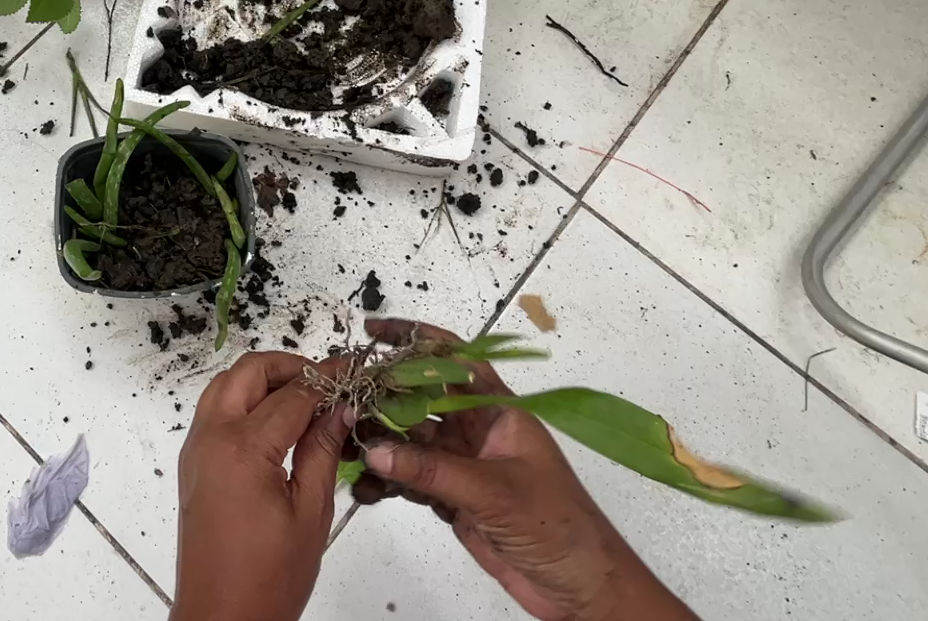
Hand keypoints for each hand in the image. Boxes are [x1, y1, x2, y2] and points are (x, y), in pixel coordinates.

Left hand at [172, 351, 353, 620]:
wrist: (220, 619)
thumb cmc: (269, 577)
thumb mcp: (310, 514)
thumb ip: (323, 451)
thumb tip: (341, 407)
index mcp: (243, 448)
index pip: (293, 394)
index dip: (326, 378)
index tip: (352, 366)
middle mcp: (212, 434)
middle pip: (249, 371)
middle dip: (289, 366)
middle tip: (326, 382)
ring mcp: (196, 444)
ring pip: (227, 383)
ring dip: (263, 378)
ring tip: (304, 397)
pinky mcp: (192, 458)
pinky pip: (215, 407)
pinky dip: (243, 397)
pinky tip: (275, 418)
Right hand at [353, 319, 695, 620]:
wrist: (584, 594)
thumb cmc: (559, 527)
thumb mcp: (493, 491)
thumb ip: (431, 470)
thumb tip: (374, 450)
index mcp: (496, 409)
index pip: (452, 357)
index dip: (413, 338)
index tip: (373, 332)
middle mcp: (475, 428)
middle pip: (420, 397)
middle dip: (382, 394)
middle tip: (343, 396)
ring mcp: (462, 462)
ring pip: (409, 440)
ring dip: (379, 442)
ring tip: (346, 446)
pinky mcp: (452, 497)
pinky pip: (410, 479)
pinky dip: (386, 482)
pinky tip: (364, 488)